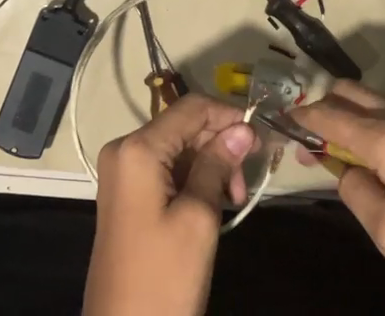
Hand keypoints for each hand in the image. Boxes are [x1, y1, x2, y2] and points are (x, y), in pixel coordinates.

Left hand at [84, 94, 258, 315]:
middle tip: (245, 184)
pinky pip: (165, 168)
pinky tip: (214, 201)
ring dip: (210, 165)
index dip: (228, 115)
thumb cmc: (164, 275)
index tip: (261, 139)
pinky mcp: (127, 193)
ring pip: (177, 148)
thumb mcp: (198, 218)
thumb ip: (218, 165)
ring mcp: (123, 171)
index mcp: (137, 148)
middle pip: (183, 126)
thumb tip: (243, 128)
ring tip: (233, 201)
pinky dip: (193, 178)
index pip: (190, 108)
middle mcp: (124, 149)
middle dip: (219, 146)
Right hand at [294, 82, 384, 315]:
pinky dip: (380, 125)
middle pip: (356, 95)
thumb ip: (359, 197)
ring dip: (353, 114)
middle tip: (303, 133)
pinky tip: (381, 154)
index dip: (301, 116)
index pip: (332, 115)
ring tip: (334, 143)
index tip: (277, 120)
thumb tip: (342, 171)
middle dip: (325, 105)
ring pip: (382, 104)